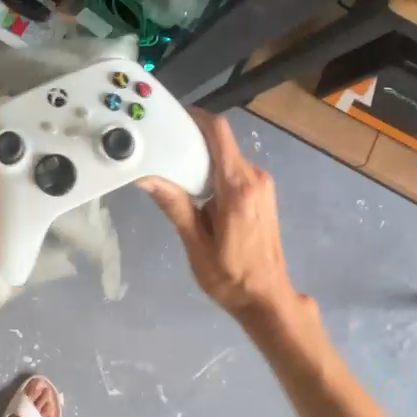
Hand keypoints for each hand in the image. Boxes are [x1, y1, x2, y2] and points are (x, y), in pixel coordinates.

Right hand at [140, 110, 297, 317]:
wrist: (269, 300)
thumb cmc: (231, 277)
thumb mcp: (196, 244)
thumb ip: (175, 206)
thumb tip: (147, 177)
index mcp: (237, 187)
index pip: (219, 133)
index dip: (195, 117)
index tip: (169, 117)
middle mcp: (254, 177)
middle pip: (220, 141)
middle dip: (191, 139)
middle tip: (160, 145)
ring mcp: (262, 184)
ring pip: (226, 154)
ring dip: (201, 156)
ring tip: (172, 168)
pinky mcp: (262, 192)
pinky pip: (233, 168)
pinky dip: (212, 169)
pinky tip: (193, 186)